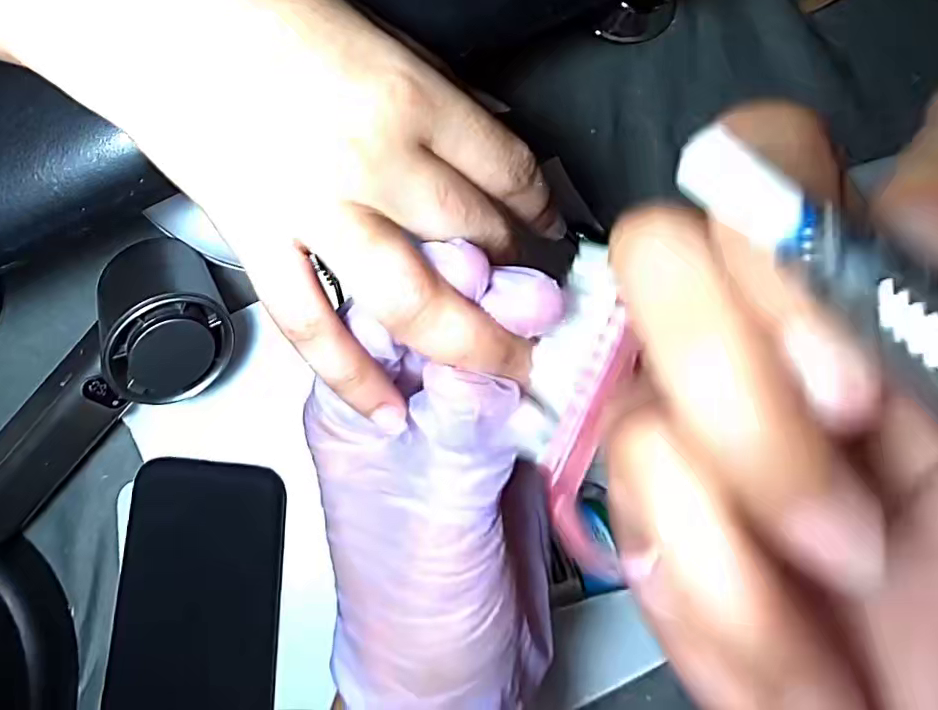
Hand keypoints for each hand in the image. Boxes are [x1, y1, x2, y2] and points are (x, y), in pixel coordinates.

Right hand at [20, 0, 563, 429]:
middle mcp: (374, 158)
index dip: (537, 205)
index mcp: (409, 93)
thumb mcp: (362, 21)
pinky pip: (310, 324)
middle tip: (537, 301)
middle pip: (475, 236)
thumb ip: (422, 81)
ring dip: (470, 342)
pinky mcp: (256, 238)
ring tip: (505, 368)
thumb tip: (473, 122)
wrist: (143, 9)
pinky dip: (350, 376)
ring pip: (413, 298)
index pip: (505, 167)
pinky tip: (385, 409)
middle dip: (518, 275)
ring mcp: (313, 208)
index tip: (543, 225)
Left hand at [306, 239, 562, 707]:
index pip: (382, 316)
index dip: (425, 287)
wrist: (458, 676)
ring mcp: (460, 412)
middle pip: (442, 319)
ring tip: (555, 311)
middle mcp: (407, 396)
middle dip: (485, 298)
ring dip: (527, 328)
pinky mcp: (509, 435)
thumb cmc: (407, 605)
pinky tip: (580, 348)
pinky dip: (562, 368)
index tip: (468, 269)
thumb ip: (457, 429)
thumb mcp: (427, 509)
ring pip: (492, 345)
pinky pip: (535, 386)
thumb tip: (484, 359)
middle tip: (525, 290)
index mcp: (358, 402)